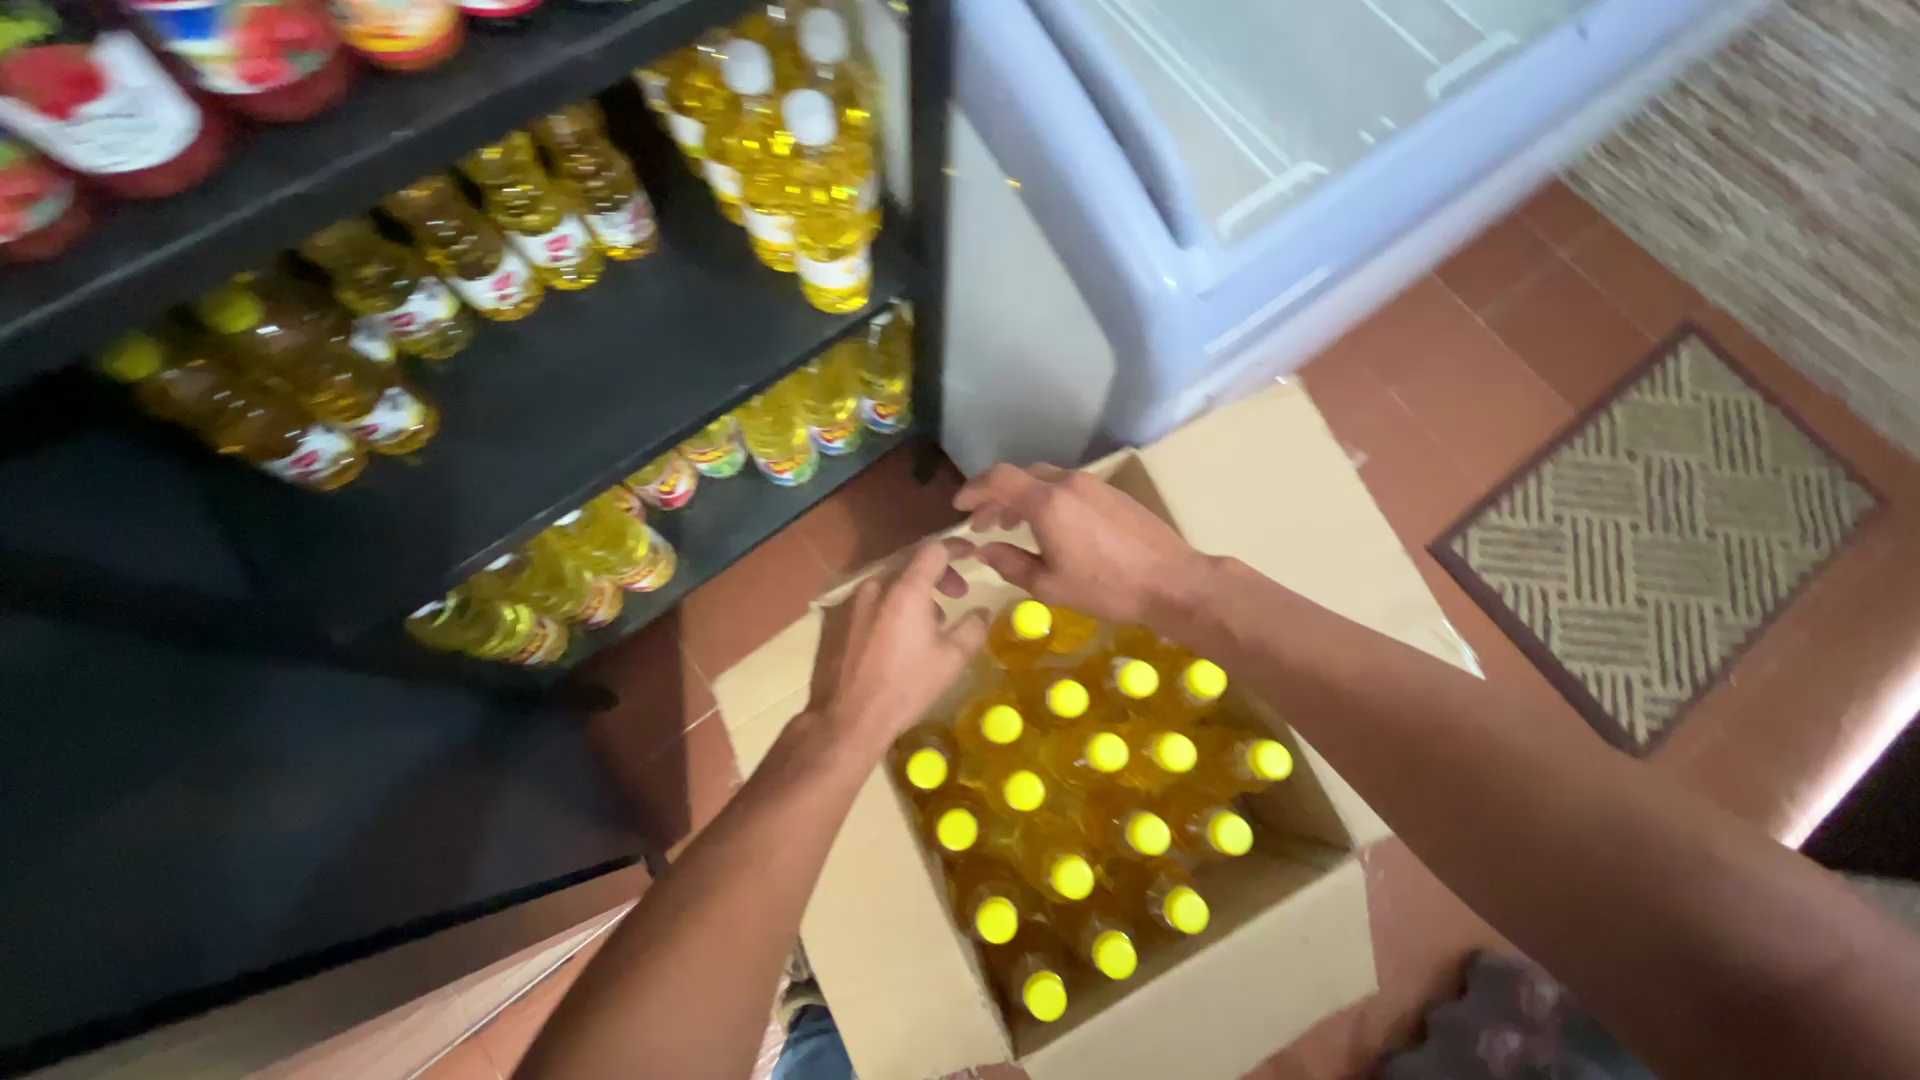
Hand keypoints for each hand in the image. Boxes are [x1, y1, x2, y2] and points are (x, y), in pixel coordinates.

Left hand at [811, 537, 989, 754]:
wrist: (847, 719)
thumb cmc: (905, 688)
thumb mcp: (951, 660)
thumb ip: (973, 627)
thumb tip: (982, 611)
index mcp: (905, 590)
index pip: (933, 550)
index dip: (957, 548)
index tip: (973, 554)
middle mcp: (874, 587)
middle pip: (910, 564)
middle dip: (938, 575)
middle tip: (956, 596)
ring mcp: (850, 603)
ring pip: (889, 583)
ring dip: (913, 593)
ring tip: (927, 624)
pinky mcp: (835, 621)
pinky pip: (870, 601)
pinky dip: (890, 606)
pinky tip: (897, 638)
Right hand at [953, 463, 1211, 627]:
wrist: (1171, 580)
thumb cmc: (1106, 588)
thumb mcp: (1050, 585)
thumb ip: (1011, 564)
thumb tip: (986, 550)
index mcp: (1047, 502)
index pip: (998, 479)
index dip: (973, 490)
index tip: (960, 508)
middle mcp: (1068, 482)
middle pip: (1020, 476)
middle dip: (996, 496)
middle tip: (983, 524)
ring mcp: (1093, 484)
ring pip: (1045, 479)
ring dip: (1022, 498)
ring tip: (1013, 527)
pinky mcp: (1111, 492)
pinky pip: (1067, 486)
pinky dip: (1047, 499)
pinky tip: (1050, 528)